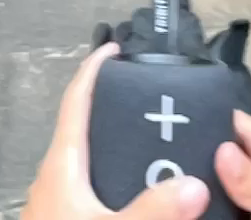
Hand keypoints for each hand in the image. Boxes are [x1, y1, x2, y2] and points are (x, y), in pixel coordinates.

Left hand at [23, 43, 214, 219]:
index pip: (76, 100)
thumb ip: (152, 212)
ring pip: (87, 161)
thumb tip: (196, 183)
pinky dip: (113, 179)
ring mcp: (55, 203)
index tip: (115, 47)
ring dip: (116, 149)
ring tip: (159, 148)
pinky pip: (89, 188)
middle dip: (115, 110)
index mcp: (61, 163)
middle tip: (157, 103)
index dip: (94, 69)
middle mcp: (54, 176)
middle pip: (83, 127)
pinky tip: (140, 197)